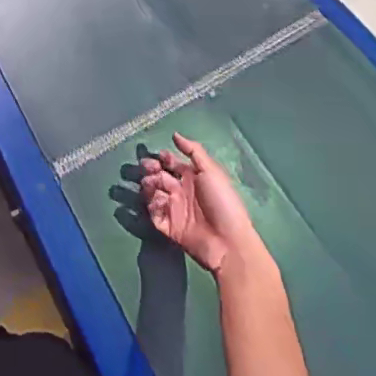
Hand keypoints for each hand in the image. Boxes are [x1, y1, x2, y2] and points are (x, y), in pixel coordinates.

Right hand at [137, 133, 262, 274]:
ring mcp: (174, 209)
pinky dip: (152, 206)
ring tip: (151, 185)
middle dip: (151, 170)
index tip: (158, 156)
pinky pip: (154, 214)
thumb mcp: (211, 171)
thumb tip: (175, 134)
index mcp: (192, 177)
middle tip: (147, 169)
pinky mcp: (168, 227)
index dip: (162, 158)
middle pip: (159, 176)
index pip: (171, 163)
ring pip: (153, 193)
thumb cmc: (222, 201)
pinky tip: (158, 202)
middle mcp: (181, 191)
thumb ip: (193, 151)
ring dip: (149, 186)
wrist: (228, 240)